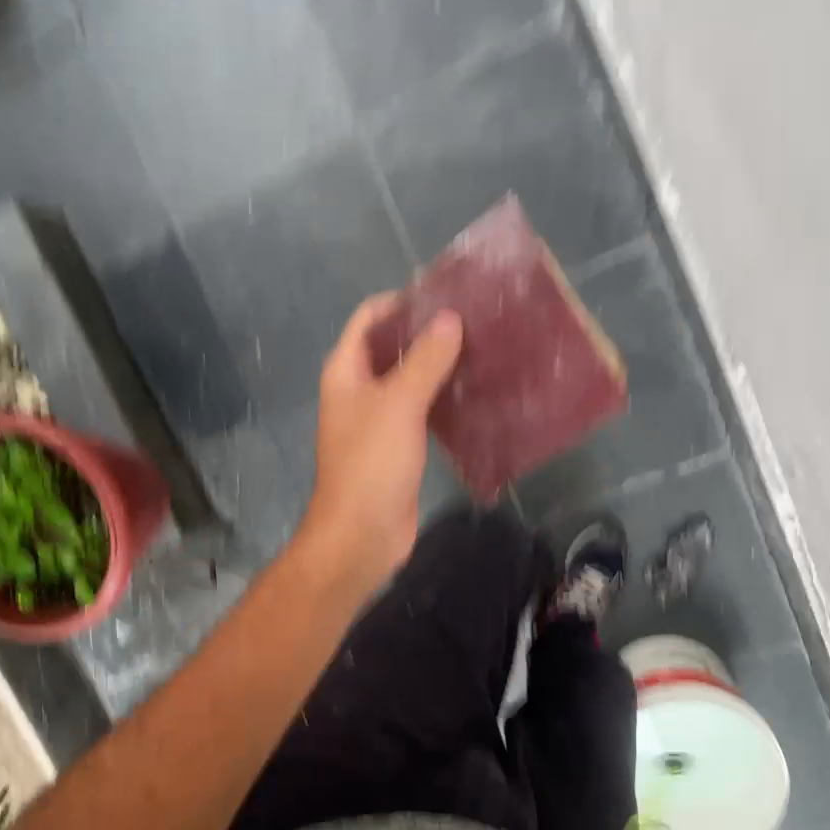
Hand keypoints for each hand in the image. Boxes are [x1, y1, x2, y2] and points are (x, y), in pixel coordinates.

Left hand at [296, 294, 461, 593]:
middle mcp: (358, 390)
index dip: (403, 301)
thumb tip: (450, 319)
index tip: (446, 294)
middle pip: (391, 348)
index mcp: (346, 371)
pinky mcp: (398, 449)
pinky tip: (477, 396)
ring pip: (410, 382)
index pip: (370, 318)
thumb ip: (425, 359)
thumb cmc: (372, 463)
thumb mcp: (400, 403)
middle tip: (475, 321)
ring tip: (483, 351)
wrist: (362, 535)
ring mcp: (377, 422)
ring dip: (439, 368)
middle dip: (427, 333)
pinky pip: (422, 413)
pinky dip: (444, 401)